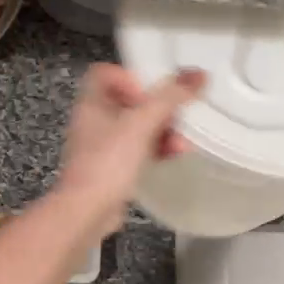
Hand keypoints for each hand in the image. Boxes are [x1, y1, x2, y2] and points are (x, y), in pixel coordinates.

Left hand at [55, 64, 204, 234]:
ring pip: (137, 126)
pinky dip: (155, 149)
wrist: (86, 211)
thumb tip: (197, 74)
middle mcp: (93, 120)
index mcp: (91, 103)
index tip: (151, 91)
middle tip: (176, 117)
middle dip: (158, 108)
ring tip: (181, 143)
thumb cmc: (107, 162)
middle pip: (129, 100)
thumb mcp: (141, 124)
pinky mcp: (110, 168)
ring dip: (162, 130)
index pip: (105, 72)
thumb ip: (170, 97)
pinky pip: (137, 149)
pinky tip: (174, 155)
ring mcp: (101, 146)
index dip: (130, 76)